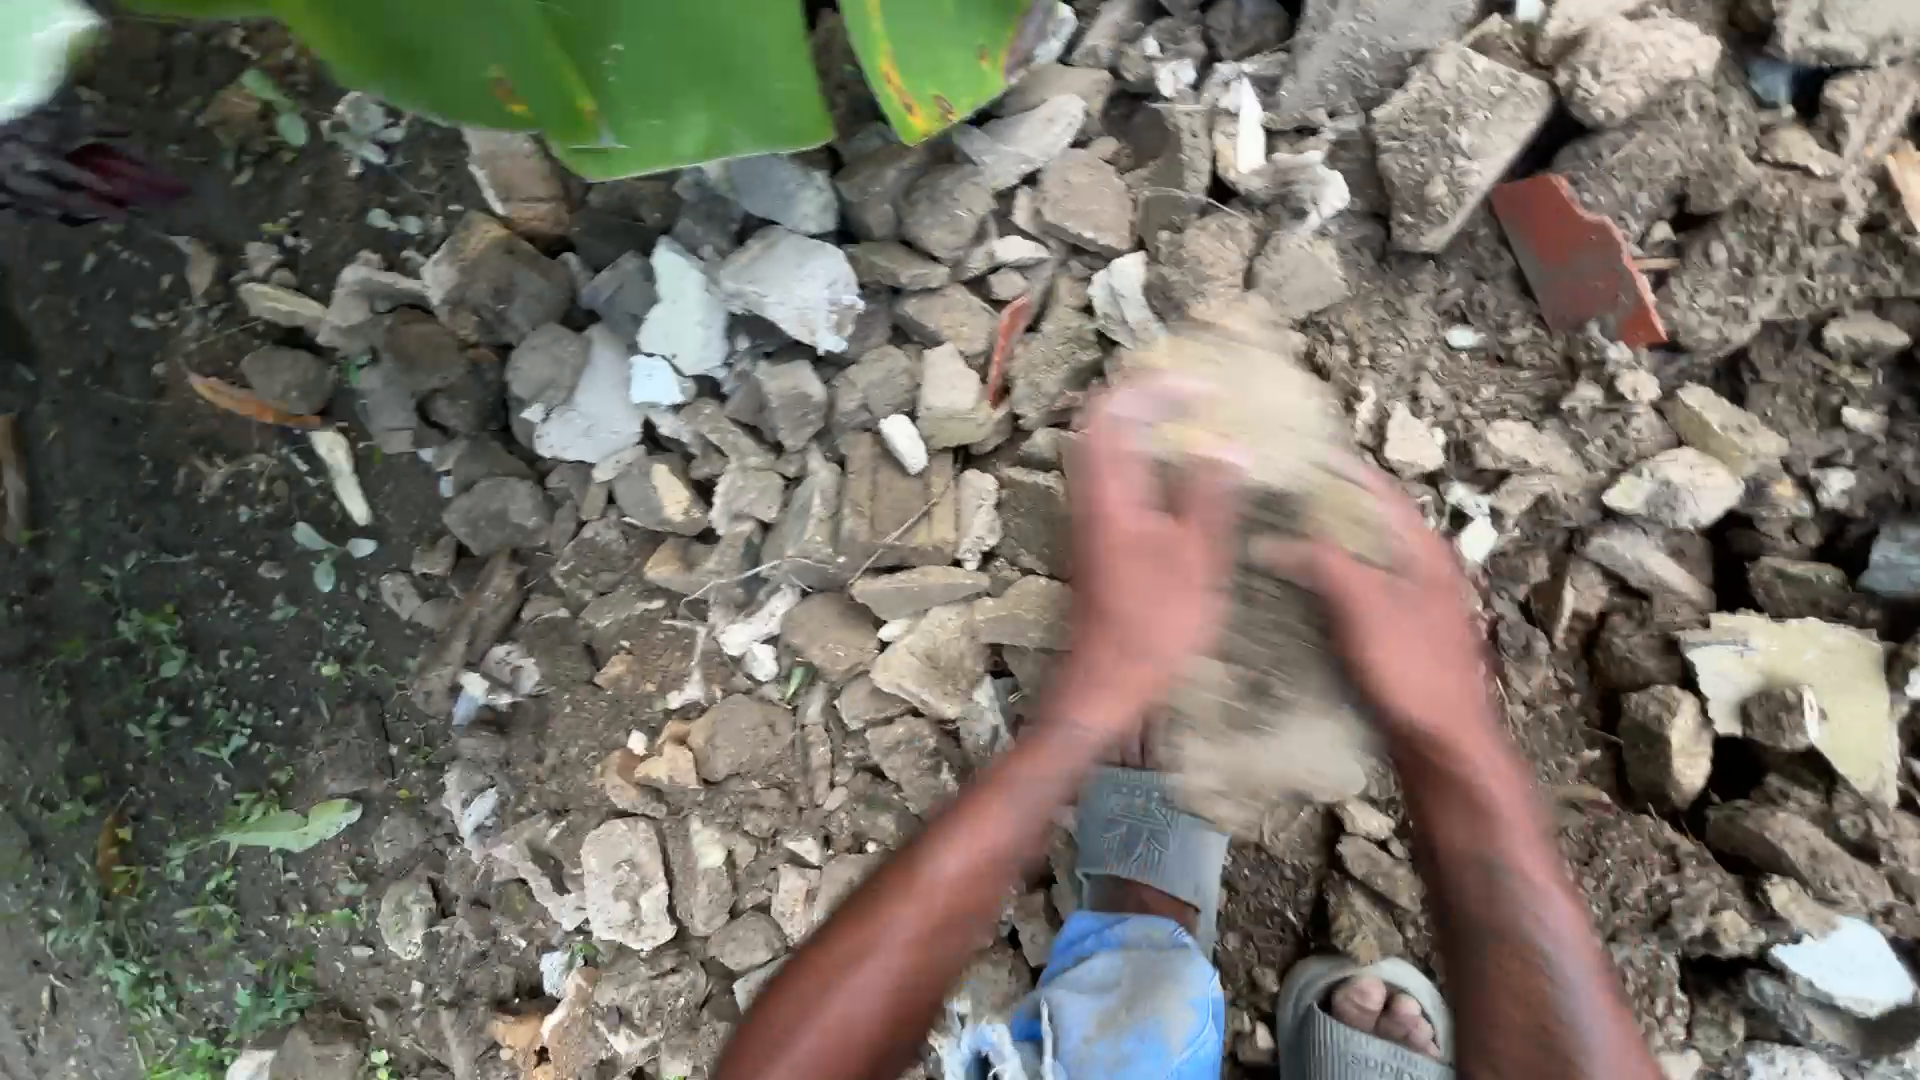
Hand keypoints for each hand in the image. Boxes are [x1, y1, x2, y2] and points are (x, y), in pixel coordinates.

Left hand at [1055, 379, 1244, 740]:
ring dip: (1146, 430)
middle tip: (1198, 398)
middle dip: (1148, 401)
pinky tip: (1183, 479)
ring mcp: (1089, 519)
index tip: (1201, 387)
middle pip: (1104, 425)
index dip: (1152, 388)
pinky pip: (1116, 479)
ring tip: (1197, 428)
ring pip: (1108, 452)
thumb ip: (1209, 497)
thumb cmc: (1154, 626)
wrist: (1105, 679)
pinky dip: (1146, 462)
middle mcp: (1089, 498)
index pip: (1112, 412)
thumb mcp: (1196, 560)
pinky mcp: (1097, 540)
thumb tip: (1228, 445)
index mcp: (1109, 494)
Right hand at [1252, 463, 1500, 753]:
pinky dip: (1317, 579)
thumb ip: (1320, 562)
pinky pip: (1346, 590)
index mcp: (1423, 550)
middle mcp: (1417, 567)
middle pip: (1361, 522)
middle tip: (1266, 496)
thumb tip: (1267, 538)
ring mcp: (1404, 600)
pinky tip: (1284, 585)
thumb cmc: (1411, 667)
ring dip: (1314, 545)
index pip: (1377, 490)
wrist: (1442, 742)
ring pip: (1352, 558)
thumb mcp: (1364, 605)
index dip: (1338, 469)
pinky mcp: (1389, 630)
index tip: (1292, 455)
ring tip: (1265, 534)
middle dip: (1316, 507)